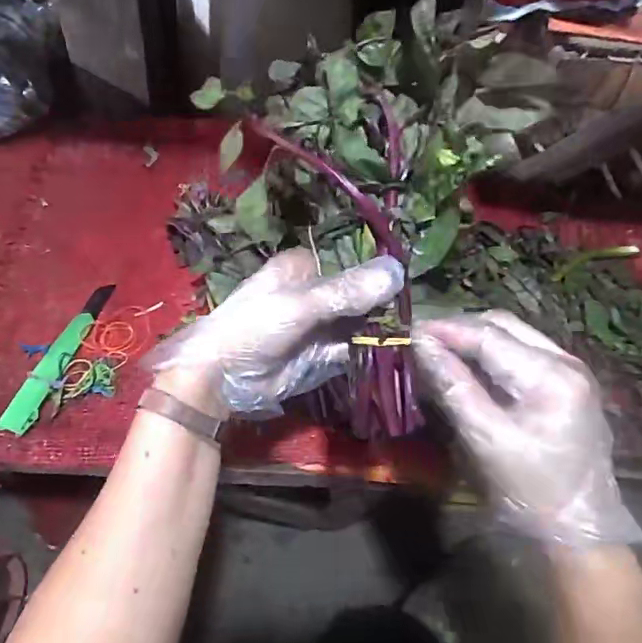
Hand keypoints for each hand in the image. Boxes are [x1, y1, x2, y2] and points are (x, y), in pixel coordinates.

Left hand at [148, 249, 404, 415]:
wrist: (220, 379)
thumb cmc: (252, 329)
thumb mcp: (300, 305)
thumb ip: (347, 291)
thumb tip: (398, 271)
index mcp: (302, 269)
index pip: (351, 263)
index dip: (378, 272)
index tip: (410, 281)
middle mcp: (314, 293)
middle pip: (360, 295)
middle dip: (385, 304)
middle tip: (420, 313)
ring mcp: (319, 327)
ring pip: (360, 322)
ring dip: (382, 329)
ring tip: (416, 333)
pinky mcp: (322, 356)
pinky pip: (354, 349)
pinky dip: (371, 350)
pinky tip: (397, 351)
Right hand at [413, 311, 641, 549]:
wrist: (580, 531)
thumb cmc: (530, 490)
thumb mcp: (484, 439)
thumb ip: (453, 386)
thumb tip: (421, 343)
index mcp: (551, 375)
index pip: (489, 336)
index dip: (445, 329)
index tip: (408, 330)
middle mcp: (567, 362)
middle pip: (503, 326)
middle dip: (459, 329)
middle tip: (421, 342)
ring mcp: (572, 372)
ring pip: (513, 336)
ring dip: (474, 340)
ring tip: (439, 352)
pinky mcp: (568, 385)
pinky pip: (522, 353)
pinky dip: (491, 354)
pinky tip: (468, 369)